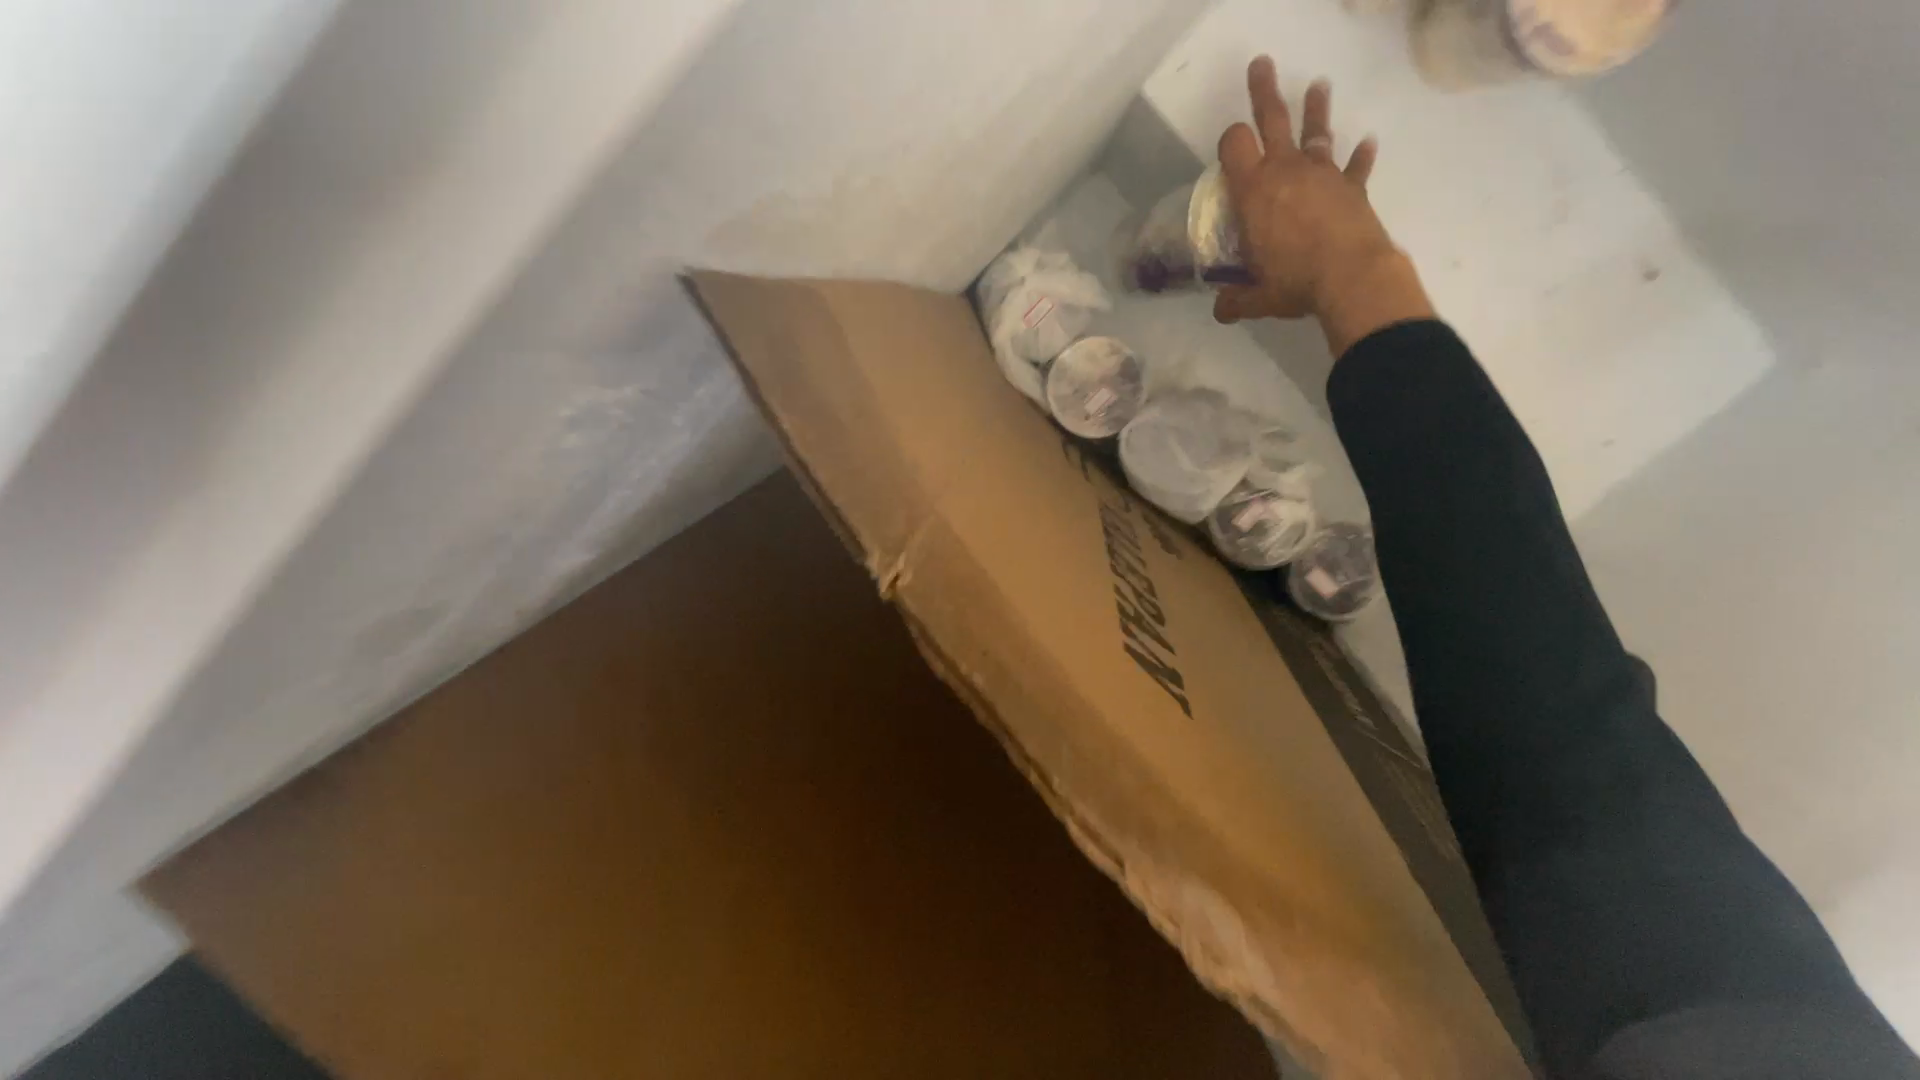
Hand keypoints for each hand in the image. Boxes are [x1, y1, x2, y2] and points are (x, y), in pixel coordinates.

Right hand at [1215, 57, 1433, 354]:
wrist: (1352, 279)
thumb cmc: (1294, 282)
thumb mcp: (1258, 297)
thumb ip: (1236, 300)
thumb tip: (1221, 312)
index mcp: (1254, 191)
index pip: (1234, 145)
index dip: (1230, 140)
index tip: (1230, 147)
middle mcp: (1286, 171)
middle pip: (1273, 119)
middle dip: (1263, 92)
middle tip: (1261, 66)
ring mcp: (1323, 175)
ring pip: (1317, 131)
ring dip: (1316, 108)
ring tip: (1317, 86)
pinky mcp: (1353, 187)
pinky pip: (1357, 165)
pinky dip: (1362, 155)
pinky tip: (1369, 141)